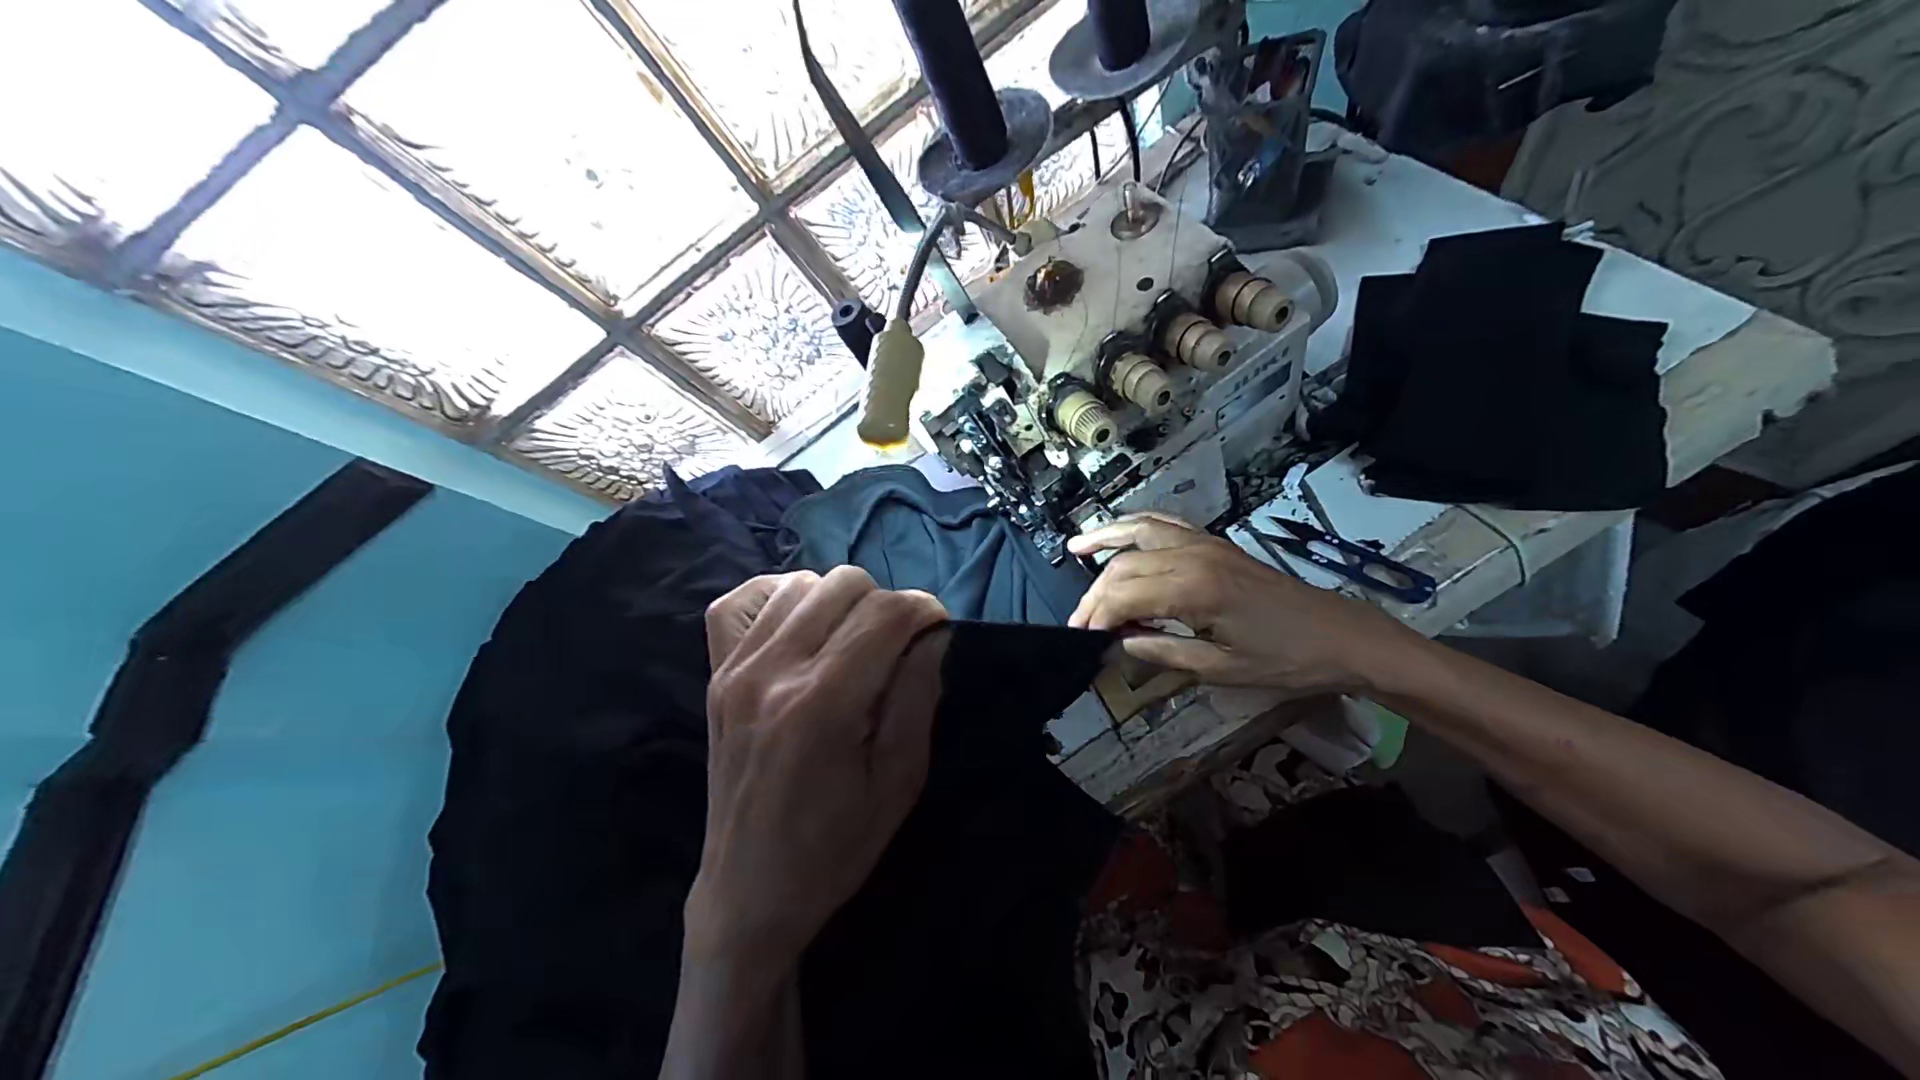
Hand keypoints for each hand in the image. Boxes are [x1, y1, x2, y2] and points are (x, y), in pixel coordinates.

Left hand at [689, 567, 949, 972]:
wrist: (750, 890)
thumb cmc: (835, 847)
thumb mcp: (899, 782)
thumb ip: (917, 697)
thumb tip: (934, 634)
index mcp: (824, 704)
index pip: (886, 613)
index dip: (926, 611)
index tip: (938, 631)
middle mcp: (773, 671)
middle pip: (845, 584)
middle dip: (887, 604)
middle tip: (898, 645)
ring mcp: (735, 669)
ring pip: (800, 583)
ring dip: (839, 600)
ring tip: (852, 640)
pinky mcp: (715, 674)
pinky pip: (739, 601)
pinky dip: (777, 597)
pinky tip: (800, 625)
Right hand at [1067, 513, 1423, 694]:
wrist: (1341, 635)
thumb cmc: (1286, 659)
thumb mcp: (1221, 668)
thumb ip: (1163, 651)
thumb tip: (1120, 643)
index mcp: (1195, 591)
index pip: (1125, 597)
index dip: (1097, 616)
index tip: (1081, 636)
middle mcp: (1194, 556)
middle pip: (1125, 565)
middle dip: (1095, 592)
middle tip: (1081, 619)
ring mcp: (1205, 543)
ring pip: (1140, 531)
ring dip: (1106, 538)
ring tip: (1076, 547)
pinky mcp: (1215, 542)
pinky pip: (1166, 523)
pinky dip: (1137, 524)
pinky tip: (1122, 532)